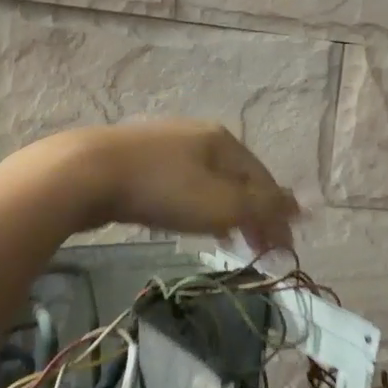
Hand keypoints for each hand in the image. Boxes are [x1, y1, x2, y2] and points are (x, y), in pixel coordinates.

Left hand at [61, 120, 300, 255]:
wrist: (85, 174)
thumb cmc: (162, 190)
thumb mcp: (221, 204)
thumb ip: (263, 208)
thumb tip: (301, 207)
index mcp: (225, 141)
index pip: (265, 182)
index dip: (278, 218)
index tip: (282, 252)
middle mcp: (199, 136)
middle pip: (239, 181)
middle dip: (254, 216)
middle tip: (259, 250)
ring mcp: (167, 144)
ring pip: (211, 183)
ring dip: (227, 213)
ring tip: (230, 240)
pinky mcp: (139, 160)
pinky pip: (184, 185)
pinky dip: (199, 206)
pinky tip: (192, 221)